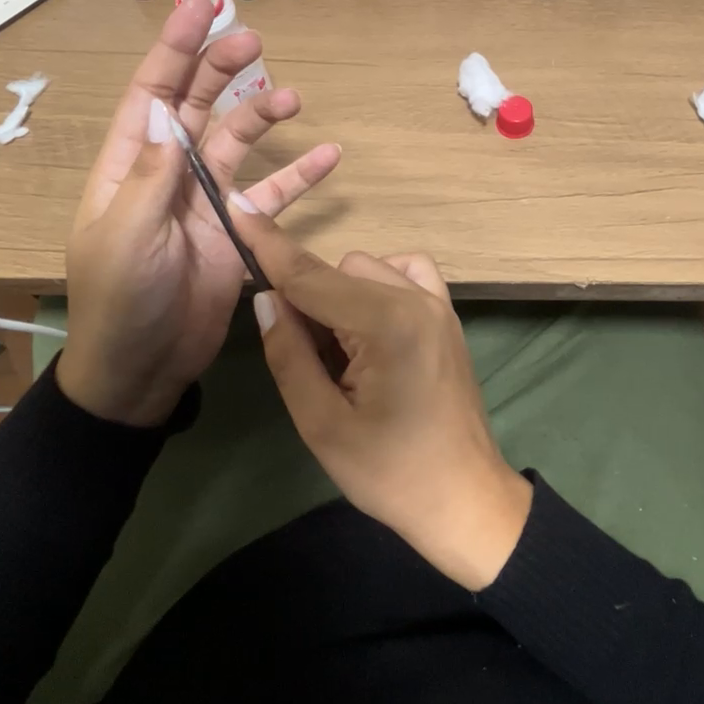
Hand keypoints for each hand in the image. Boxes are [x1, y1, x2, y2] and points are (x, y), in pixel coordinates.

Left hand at [61, 0, 341, 426]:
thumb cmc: (121, 301)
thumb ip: (151, 174)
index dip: (175, 47)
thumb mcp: (126, 234)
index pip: (154, 93)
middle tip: (253, 38)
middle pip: (198, 105)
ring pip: (238, 143)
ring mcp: (206, 202)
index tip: (201, 5)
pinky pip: (273, 196)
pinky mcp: (237, 233)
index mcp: (130, 166)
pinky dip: (299, 177)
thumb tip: (167, 109)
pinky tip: (329, 158)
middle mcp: (169, 173)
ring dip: (262, 116)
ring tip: (292, 98)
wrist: (143, 369)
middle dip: (220, 68)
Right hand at [227, 202, 531, 589]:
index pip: (312, 276)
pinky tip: (371, 328)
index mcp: (387, 324)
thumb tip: (267, 298)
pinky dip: (378, 288)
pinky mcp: (448, 317)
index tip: (238, 205)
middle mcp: (418, 300)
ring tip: (343, 354)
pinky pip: (405, 274)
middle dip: (311, 299)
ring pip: (370, 267)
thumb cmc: (390, 472)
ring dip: (343, 295)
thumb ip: (289, 354)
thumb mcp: (321, 423)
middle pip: (340, 269)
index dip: (269, 244)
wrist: (464, 498)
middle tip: (310, 359)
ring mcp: (439, 305)